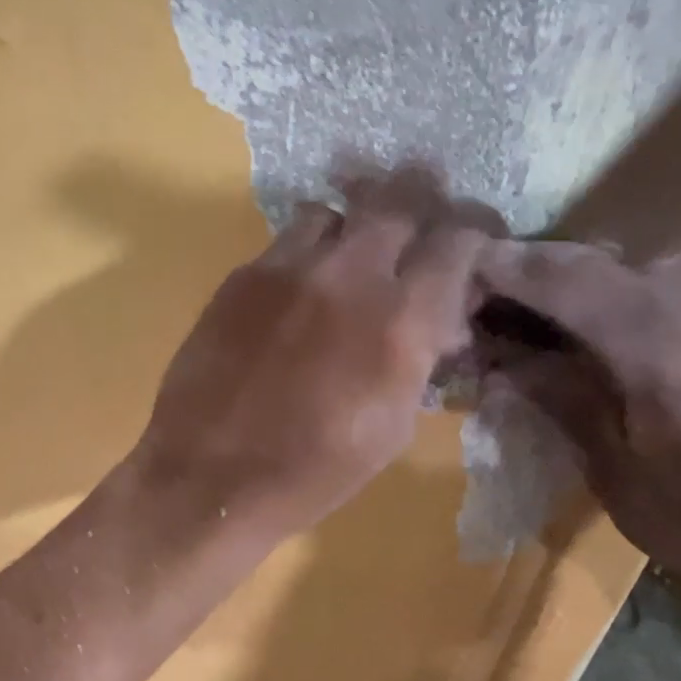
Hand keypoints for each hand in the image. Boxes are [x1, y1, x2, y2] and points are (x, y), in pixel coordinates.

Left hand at [130, 173, 488, 537]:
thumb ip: (420, 358)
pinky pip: (286, 242)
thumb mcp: (392, 428)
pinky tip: (296, 299)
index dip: (471, 241)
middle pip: (400, 201)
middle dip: (416, 219)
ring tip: (346, 272)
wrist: (210, 479)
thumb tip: (438, 321)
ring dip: (352, 235)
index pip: (458, 241)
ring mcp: (289, 268)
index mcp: (401, 322)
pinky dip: (306, 258)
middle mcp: (350, 276)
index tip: (466, 257)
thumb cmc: (313, 475)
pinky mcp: (242, 275)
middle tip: (411, 249)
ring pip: (337, 213)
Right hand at [477, 216, 680, 607]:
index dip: (531, 270)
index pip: (597, 292)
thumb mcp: (616, 479)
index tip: (481, 265)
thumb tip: (501, 357)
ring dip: (628, 246)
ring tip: (598, 282)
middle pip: (637, 248)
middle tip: (527, 286)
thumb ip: (565, 402)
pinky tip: (670, 281)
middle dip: (567, 258)